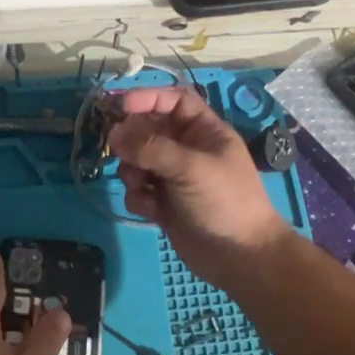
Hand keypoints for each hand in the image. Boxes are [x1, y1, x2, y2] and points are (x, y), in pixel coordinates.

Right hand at [109, 87, 294, 290]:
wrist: (240, 257)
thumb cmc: (224, 200)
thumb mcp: (190, 167)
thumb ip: (150, 147)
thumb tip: (114, 133)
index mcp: (204, 131)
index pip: (174, 101)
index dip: (148, 98)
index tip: (120, 105)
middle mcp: (188, 149)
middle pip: (149, 129)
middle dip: (132, 139)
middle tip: (117, 149)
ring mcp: (175, 177)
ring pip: (138, 160)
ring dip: (132, 170)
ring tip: (140, 184)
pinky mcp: (164, 204)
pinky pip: (139, 189)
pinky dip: (139, 197)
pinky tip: (151, 210)